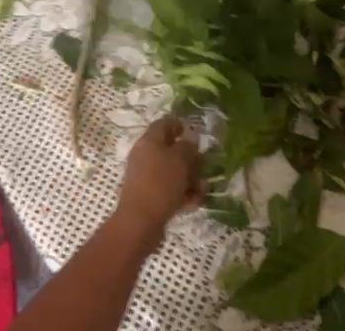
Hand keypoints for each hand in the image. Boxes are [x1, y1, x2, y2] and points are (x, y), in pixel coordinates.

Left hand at [111, 116, 202, 245]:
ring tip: (204, 188)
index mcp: (149, 141)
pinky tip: (195, 202)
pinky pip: (169, 190)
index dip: (178, 124)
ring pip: (172, 172)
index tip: (193, 130)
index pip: (163, 124)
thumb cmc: (161, 183)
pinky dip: (182, 193)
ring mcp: (146, 177)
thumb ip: (188, 147)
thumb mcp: (179, 160)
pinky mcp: (150, 197)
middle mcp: (145, 156)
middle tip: (204, 165)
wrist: (140, 221)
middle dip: (190, 158)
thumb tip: (191, 138)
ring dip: (189, 178)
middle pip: (170, 150)